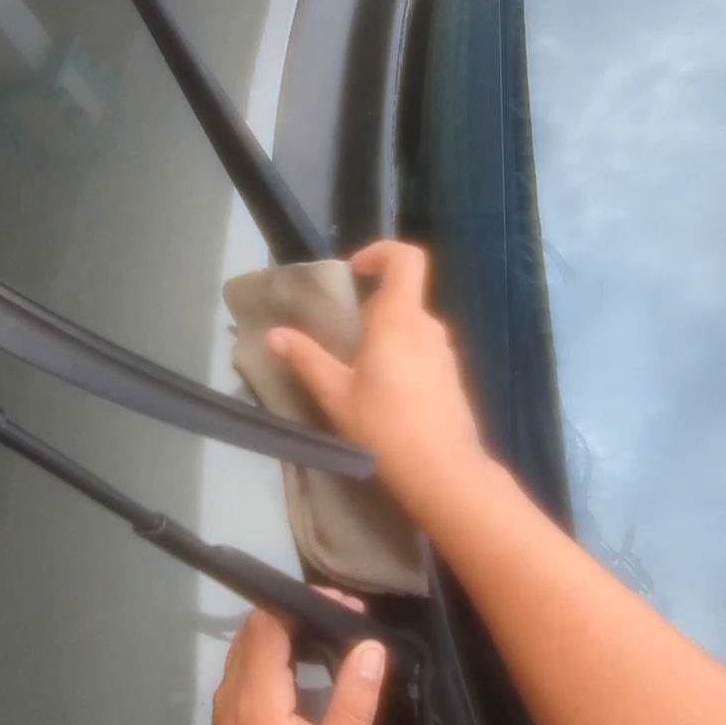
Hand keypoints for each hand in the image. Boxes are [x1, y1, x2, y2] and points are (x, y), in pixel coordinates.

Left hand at [195, 598, 384, 724]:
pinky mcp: (228, 717)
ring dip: (285, 629)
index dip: (306, 603)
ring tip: (332, 635)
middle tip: (344, 619)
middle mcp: (233, 691)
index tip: (345, 609)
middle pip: (257, 627)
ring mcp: (226, 704)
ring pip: (250, 644)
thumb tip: (371, 648)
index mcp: (257, 697)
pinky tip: (307, 664)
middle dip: (298, 610)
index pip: (270, 622)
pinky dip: (275, 652)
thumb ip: (354, 703)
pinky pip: (248, 665)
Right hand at [267, 241, 487, 502]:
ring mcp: (445, 353)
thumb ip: (306, 359)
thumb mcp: (336, 394)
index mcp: (400, 319)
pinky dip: (402, 359)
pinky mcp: (452, 378)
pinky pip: (423, 352)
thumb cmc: (384, 426)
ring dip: (385, 338)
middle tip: (343, 341)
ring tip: (360, 374)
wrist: (443, 471)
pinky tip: (386, 397)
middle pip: (402, 298)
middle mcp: (429, 327)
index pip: (406, 258)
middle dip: (371, 310)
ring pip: (412, 328)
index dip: (381, 253)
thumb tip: (273, 335)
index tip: (355, 272)